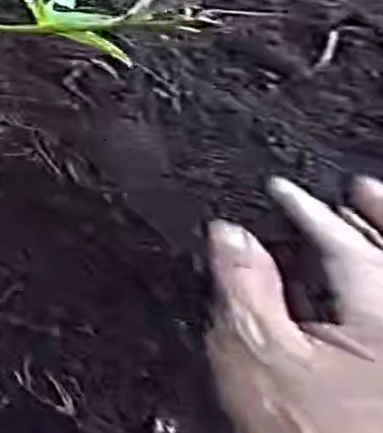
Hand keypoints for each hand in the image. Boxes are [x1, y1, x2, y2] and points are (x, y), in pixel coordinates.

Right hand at [207, 175, 382, 432]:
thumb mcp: (255, 346)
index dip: (310, 214)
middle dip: (380, 223)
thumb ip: (243, 282)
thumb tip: (230, 234)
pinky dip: (379, 283)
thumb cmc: (306, 424)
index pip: (350, 251)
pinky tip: (363, 276)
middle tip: (361, 189)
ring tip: (371, 217)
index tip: (281, 191)